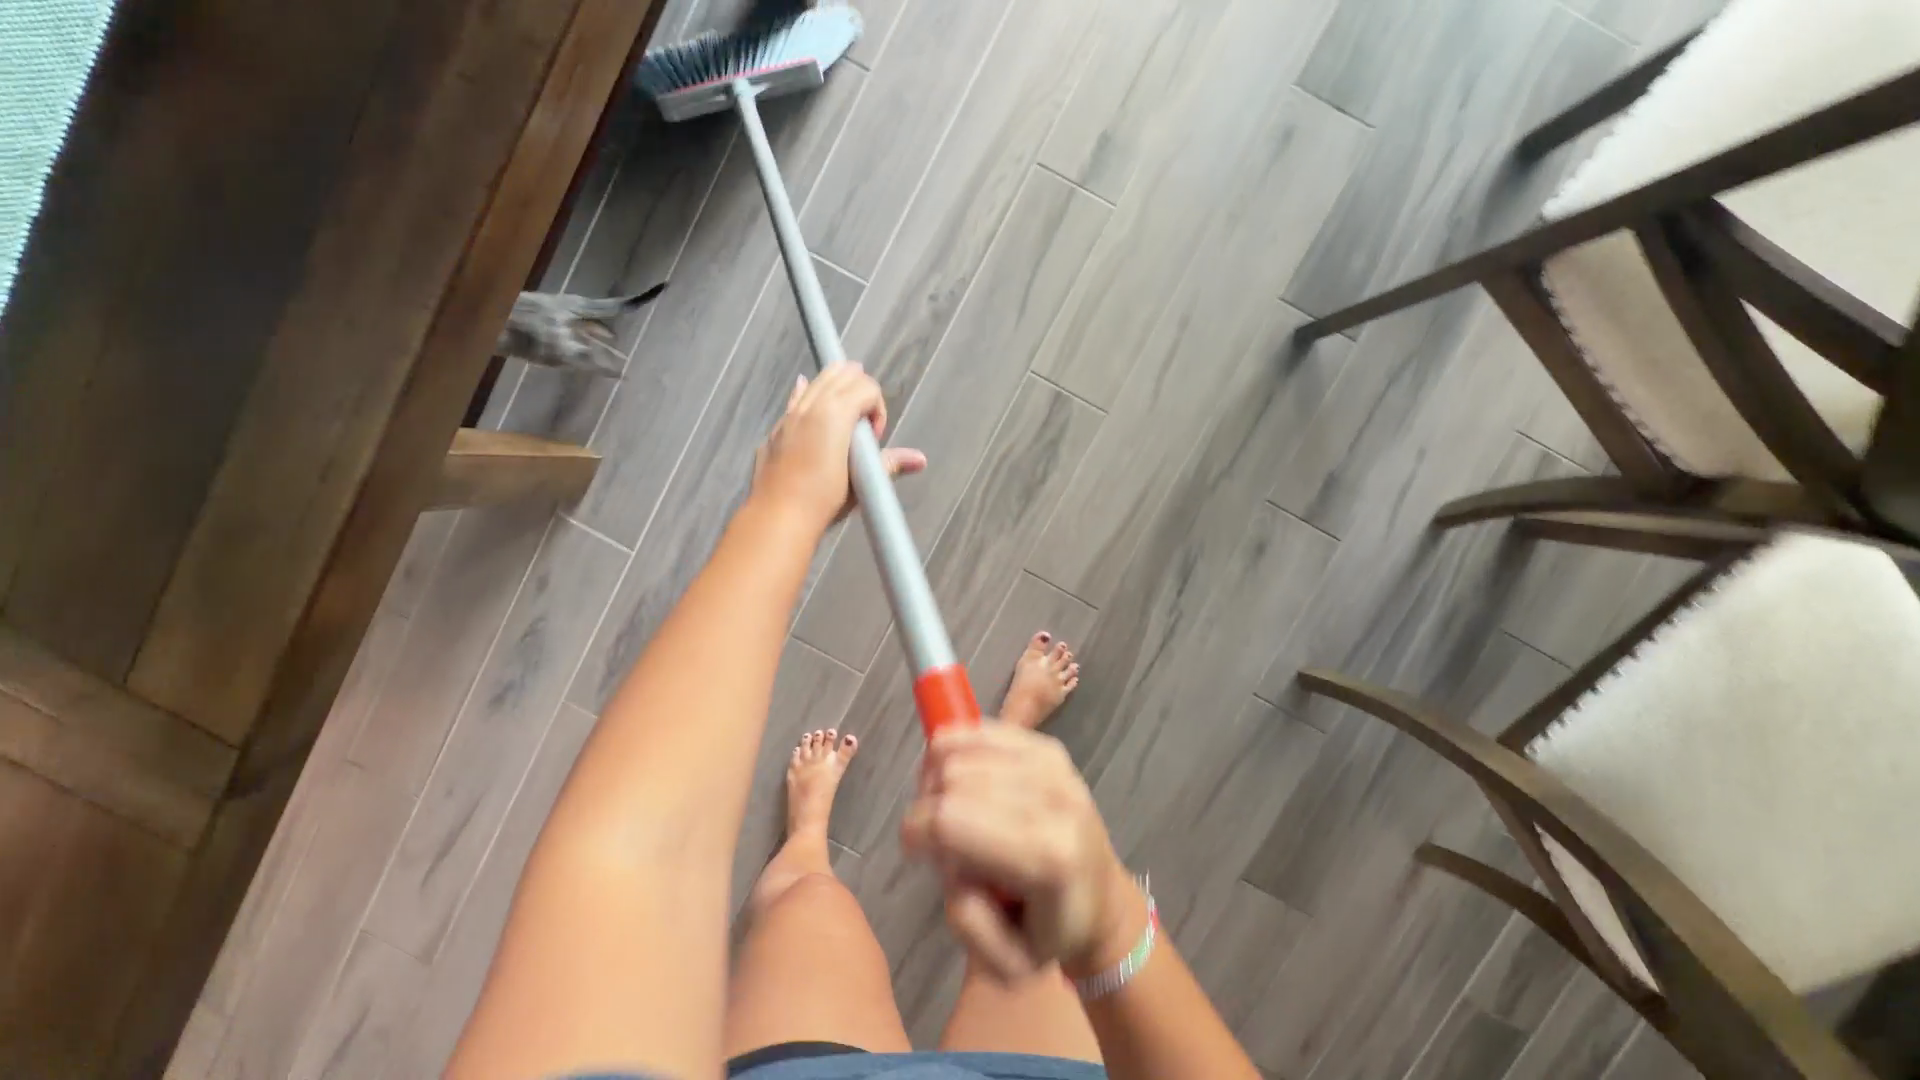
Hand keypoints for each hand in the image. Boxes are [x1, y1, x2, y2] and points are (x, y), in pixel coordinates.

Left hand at [752, 364, 925, 531]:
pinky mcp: (775, 429)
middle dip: (860, 389)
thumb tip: (921, 459)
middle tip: (865, 421)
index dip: (878, 409)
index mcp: (836, 412)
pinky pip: (795, 399)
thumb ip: (889, 463)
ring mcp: (790, 415)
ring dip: (835, 387)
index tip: (874, 439)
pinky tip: (803, 386)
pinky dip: (806, 392)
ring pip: (816, 381)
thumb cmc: (825, 499)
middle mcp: (812, 405)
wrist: (778, 517)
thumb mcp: (862, 481)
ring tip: (845, 409)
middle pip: (842, 374)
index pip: (867, 387)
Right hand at [900, 724, 1145, 982]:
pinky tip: (958, 778)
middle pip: (951, 779)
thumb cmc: (1050, 931)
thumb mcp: (1007, 963)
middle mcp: (1054, 801)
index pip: (951, 819)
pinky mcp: (1048, 747)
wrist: (1101, 899)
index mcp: (1048, 857)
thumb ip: (967, 921)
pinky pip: (978, 728)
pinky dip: (954, 748)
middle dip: (926, 808)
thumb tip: (952, 860)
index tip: (914, 853)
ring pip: (959, 749)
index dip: (916, 832)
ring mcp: (1054, 767)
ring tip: (949, 810)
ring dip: (937, 779)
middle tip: (938, 839)